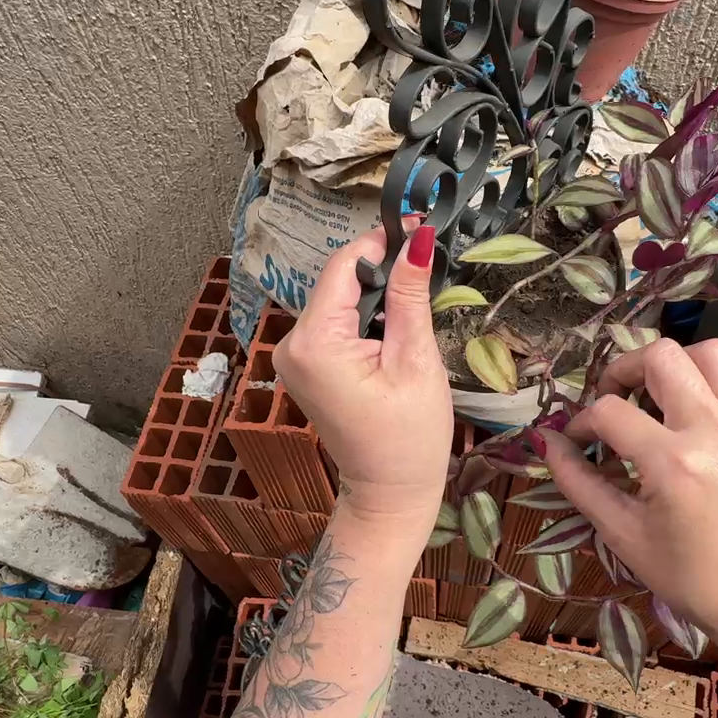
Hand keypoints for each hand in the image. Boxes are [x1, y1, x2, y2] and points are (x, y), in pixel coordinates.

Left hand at [273, 221, 452, 524]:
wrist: (390, 492)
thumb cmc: (410, 436)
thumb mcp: (416, 360)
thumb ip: (410, 296)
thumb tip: (418, 238)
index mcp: (315, 342)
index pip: (342, 267)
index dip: (381, 242)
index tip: (420, 226)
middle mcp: (291, 344)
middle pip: (337, 281)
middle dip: (380, 269)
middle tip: (426, 265)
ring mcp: (293, 357)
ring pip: (336, 300)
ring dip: (374, 294)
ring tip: (414, 302)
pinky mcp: (304, 366)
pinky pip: (333, 323)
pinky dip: (362, 317)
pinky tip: (392, 330)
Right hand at [540, 338, 717, 639]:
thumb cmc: (686, 575)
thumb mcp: (620, 534)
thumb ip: (577, 482)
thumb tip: (545, 442)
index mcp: (672, 463)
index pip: (609, 412)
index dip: (581, 424)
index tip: (577, 443)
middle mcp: (714, 431)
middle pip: (660, 356)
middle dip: (623, 371)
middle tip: (615, 401)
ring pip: (711, 351)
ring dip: (676, 363)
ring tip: (661, 393)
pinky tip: (712, 392)